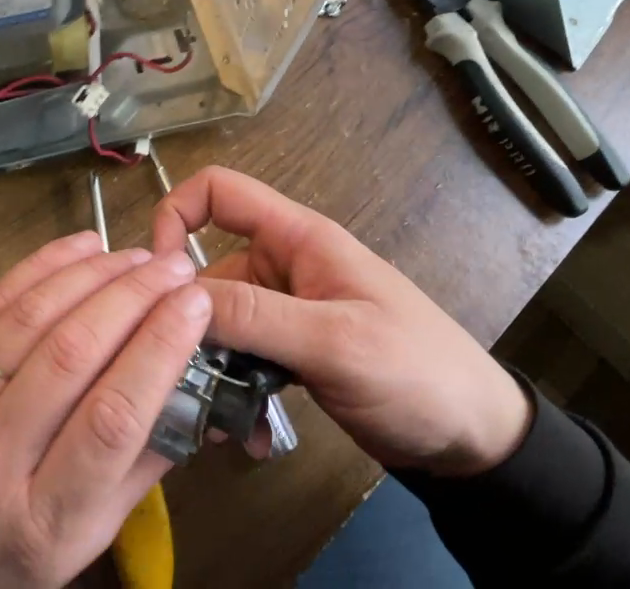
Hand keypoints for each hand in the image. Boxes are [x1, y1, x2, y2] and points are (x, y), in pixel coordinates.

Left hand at [0, 231, 210, 587]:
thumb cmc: (7, 555)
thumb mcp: (84, 539)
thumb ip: (142, 465)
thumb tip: (200, 386)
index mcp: (41, 520)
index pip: (111, 419)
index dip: (158, 350)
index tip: (194, 304)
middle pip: (71, 356)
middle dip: (133, 298)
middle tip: (175, 268)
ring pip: (30, 319)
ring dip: (92, 276)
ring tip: (138, 255)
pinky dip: (42, 266)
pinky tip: (83, 247)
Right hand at [151, 167, 530, 476]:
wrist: (474, 437)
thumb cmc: (414, 370)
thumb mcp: (333, 341)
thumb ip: (255, 316)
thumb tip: (172, 297)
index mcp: (297, 239)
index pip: (218, 192)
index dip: (175, 215)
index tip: (155, 278)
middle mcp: (283, 268)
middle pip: (207, 273)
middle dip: (186, 323)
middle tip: (173, 377)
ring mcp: (287, 313)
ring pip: (220, 325)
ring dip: (210, 369)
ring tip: (213, 421)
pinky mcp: (292, 353)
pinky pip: (242, 360)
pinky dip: (234, 392)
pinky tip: (242, 434)